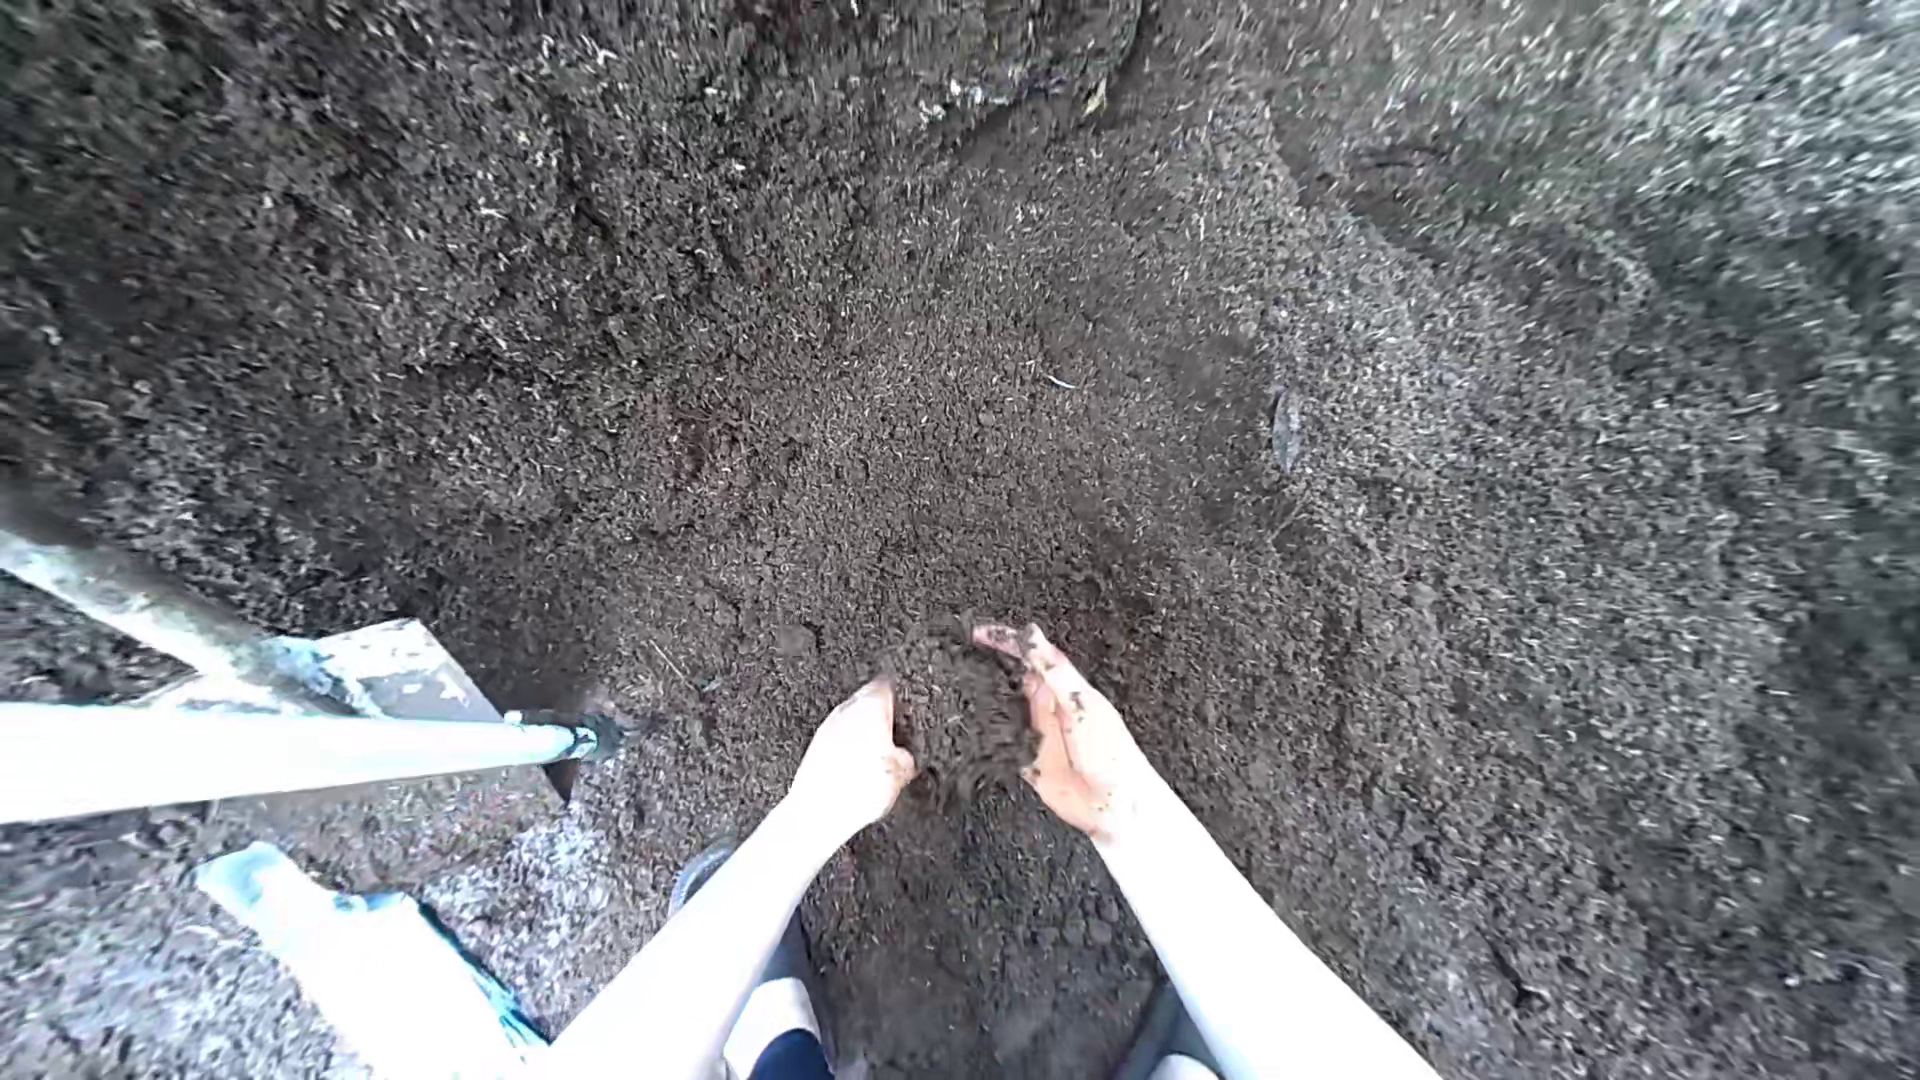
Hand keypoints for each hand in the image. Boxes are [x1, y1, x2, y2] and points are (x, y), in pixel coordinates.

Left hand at [783, 677, 917, 840]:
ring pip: (853, 718)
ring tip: (874, 756)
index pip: (889, 684)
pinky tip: (855, 767)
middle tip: (895, 734)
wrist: (817, 813)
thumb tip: (905, 755)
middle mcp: (847, 709)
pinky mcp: (816, 744)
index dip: (901, 695)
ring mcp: (829, 725)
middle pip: (870, 700)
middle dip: (882, 715)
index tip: (907, 706)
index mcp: (871, 705)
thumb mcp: (902, 773)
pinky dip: (848, 746)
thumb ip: (907, 756)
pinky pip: (839, 736)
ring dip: (863, 730)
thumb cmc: (858, 789)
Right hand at [974, 623, 1156, 840]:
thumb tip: (1032, 633)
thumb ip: (1054, 670)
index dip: (1003, 640)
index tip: (978, 633)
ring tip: (955, 683)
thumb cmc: (1111, 753)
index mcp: (1060, 685)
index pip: (1028, 653)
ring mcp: (1033, 730)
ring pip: (1000, 705)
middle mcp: (1044, 704)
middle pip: (1010, 675)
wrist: (1115, 807)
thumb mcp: (1081, 703)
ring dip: (982, 695)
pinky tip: (968, 727)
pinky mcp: (1024, 756)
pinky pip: (998, 740)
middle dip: (987, 662)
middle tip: (960, 653)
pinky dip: (984, 733)